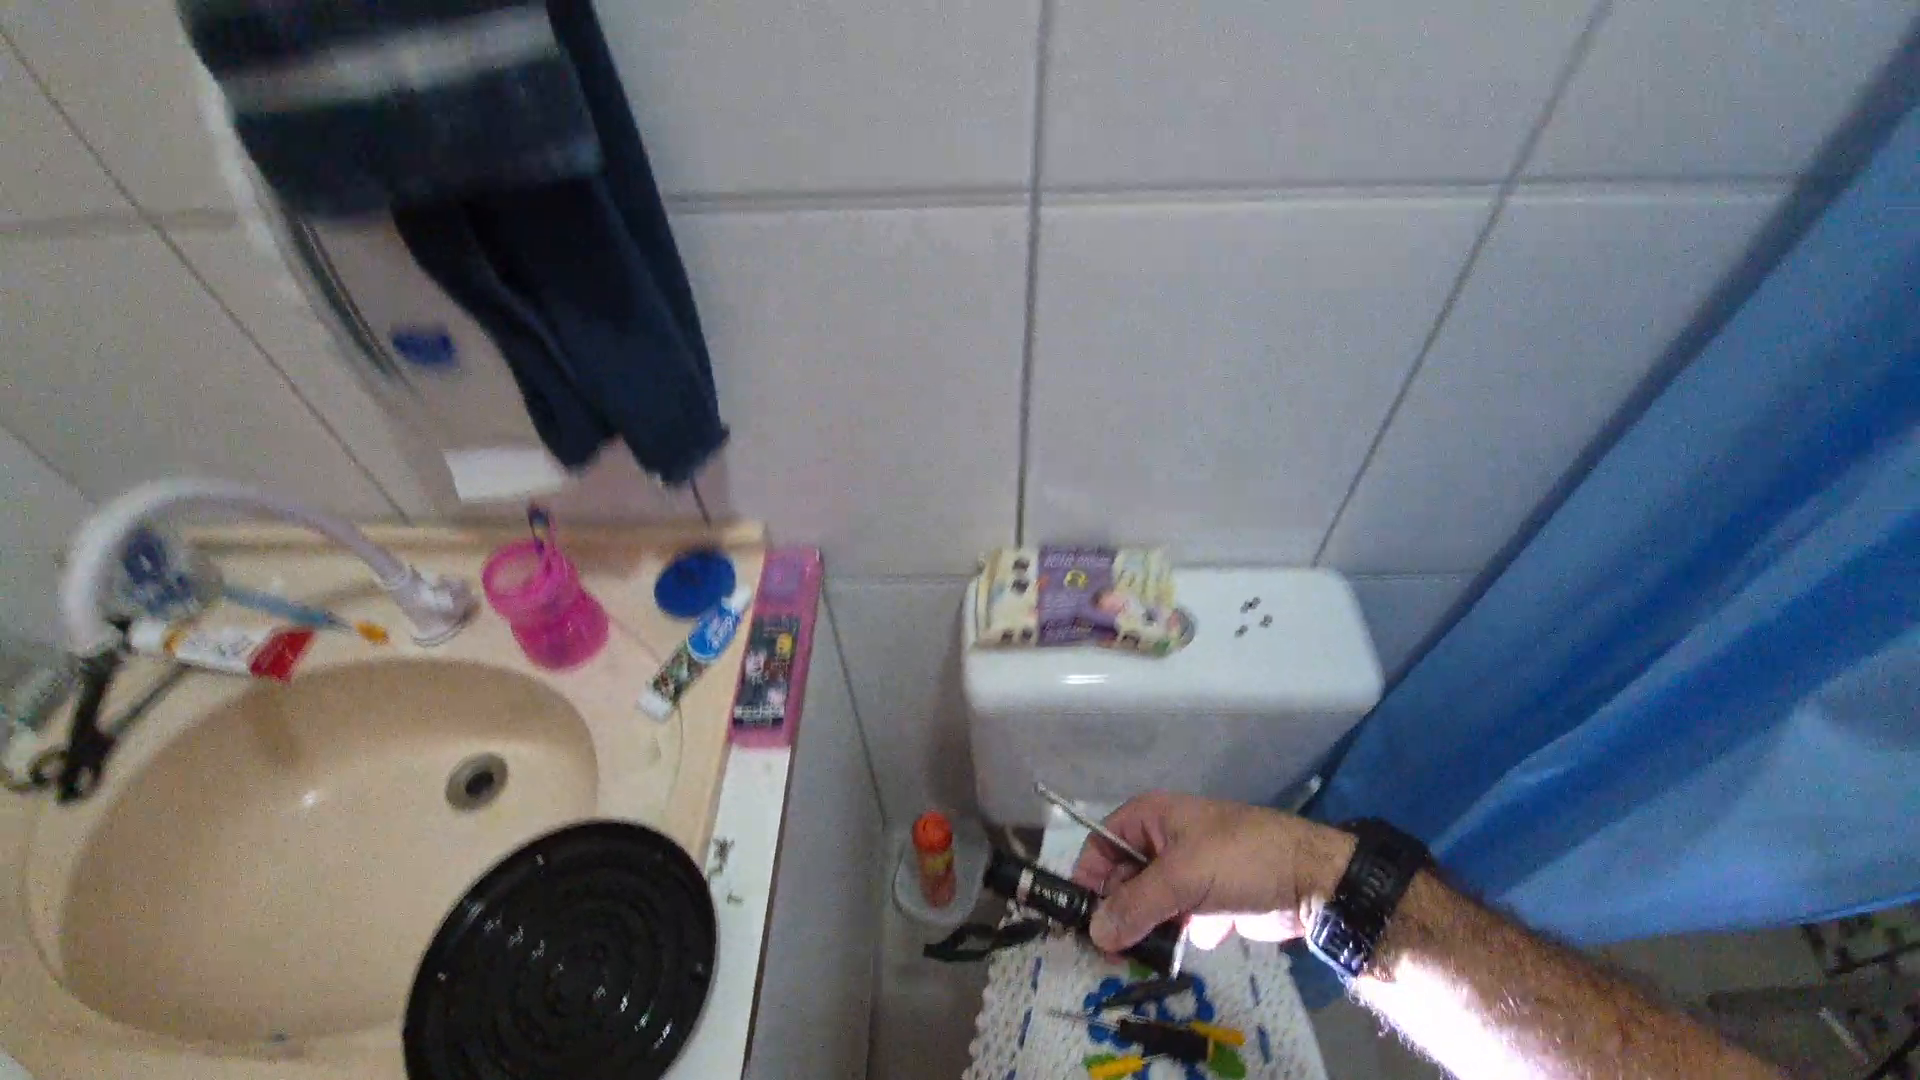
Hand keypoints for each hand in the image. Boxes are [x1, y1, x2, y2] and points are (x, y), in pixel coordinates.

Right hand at [1070, 791, 1354, 951]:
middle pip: (1121, 879)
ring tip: (1151, 955)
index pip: (1099, 846)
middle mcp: (1161, 841)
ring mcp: (1185, 871)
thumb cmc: (1238, 859)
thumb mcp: (1181, 878)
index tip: (1080, 921)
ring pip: (1148, 904)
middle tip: (1114, 953)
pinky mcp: (1207, 899)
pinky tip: (1201, 937)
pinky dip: (1181, 933)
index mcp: (1150, 818)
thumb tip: (1094, 934)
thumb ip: (1134, 906)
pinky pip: (1177, 919)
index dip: (1087, 880)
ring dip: (1148, 929)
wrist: (1311, 880)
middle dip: (1118, 914)